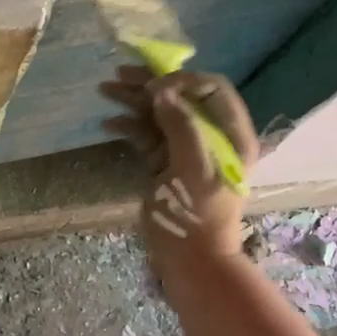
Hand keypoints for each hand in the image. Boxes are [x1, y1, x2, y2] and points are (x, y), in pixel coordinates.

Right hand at [100, 66, 262, 266]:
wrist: (190, 260)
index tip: (152, 87)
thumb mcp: (191, 168)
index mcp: (231, 134)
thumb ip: (181, 125)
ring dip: (133, 100)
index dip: (182, 80)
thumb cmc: (195, 215)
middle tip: (118, 75)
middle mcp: (211, 135)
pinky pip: (147, 133)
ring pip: (160, 112)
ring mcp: (186, 148)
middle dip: (151, 84)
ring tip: (104, 90)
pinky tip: (109, 123)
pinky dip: (129, 124)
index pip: (212, 89)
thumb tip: (162, 89)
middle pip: (181, 96)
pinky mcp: (166, 162)